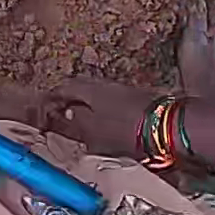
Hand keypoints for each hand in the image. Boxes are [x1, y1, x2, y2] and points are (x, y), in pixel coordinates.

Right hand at [39, 77, 155, 158]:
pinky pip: (107, 99)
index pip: (61, 89)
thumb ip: (76, 121)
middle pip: (77, 87)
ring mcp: (121, 89)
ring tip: (78, 121)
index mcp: (88, 89)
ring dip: (83, 104)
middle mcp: (103, 84)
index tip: (43, 116)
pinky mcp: (135, 98)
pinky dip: (98, 108)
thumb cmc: (127, 129)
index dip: (49, 102)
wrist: (170, 126)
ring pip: (93, 93)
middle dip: (65, 100)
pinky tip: (102, 123)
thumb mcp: (95, 131)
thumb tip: (66, 113)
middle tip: (58, 114)